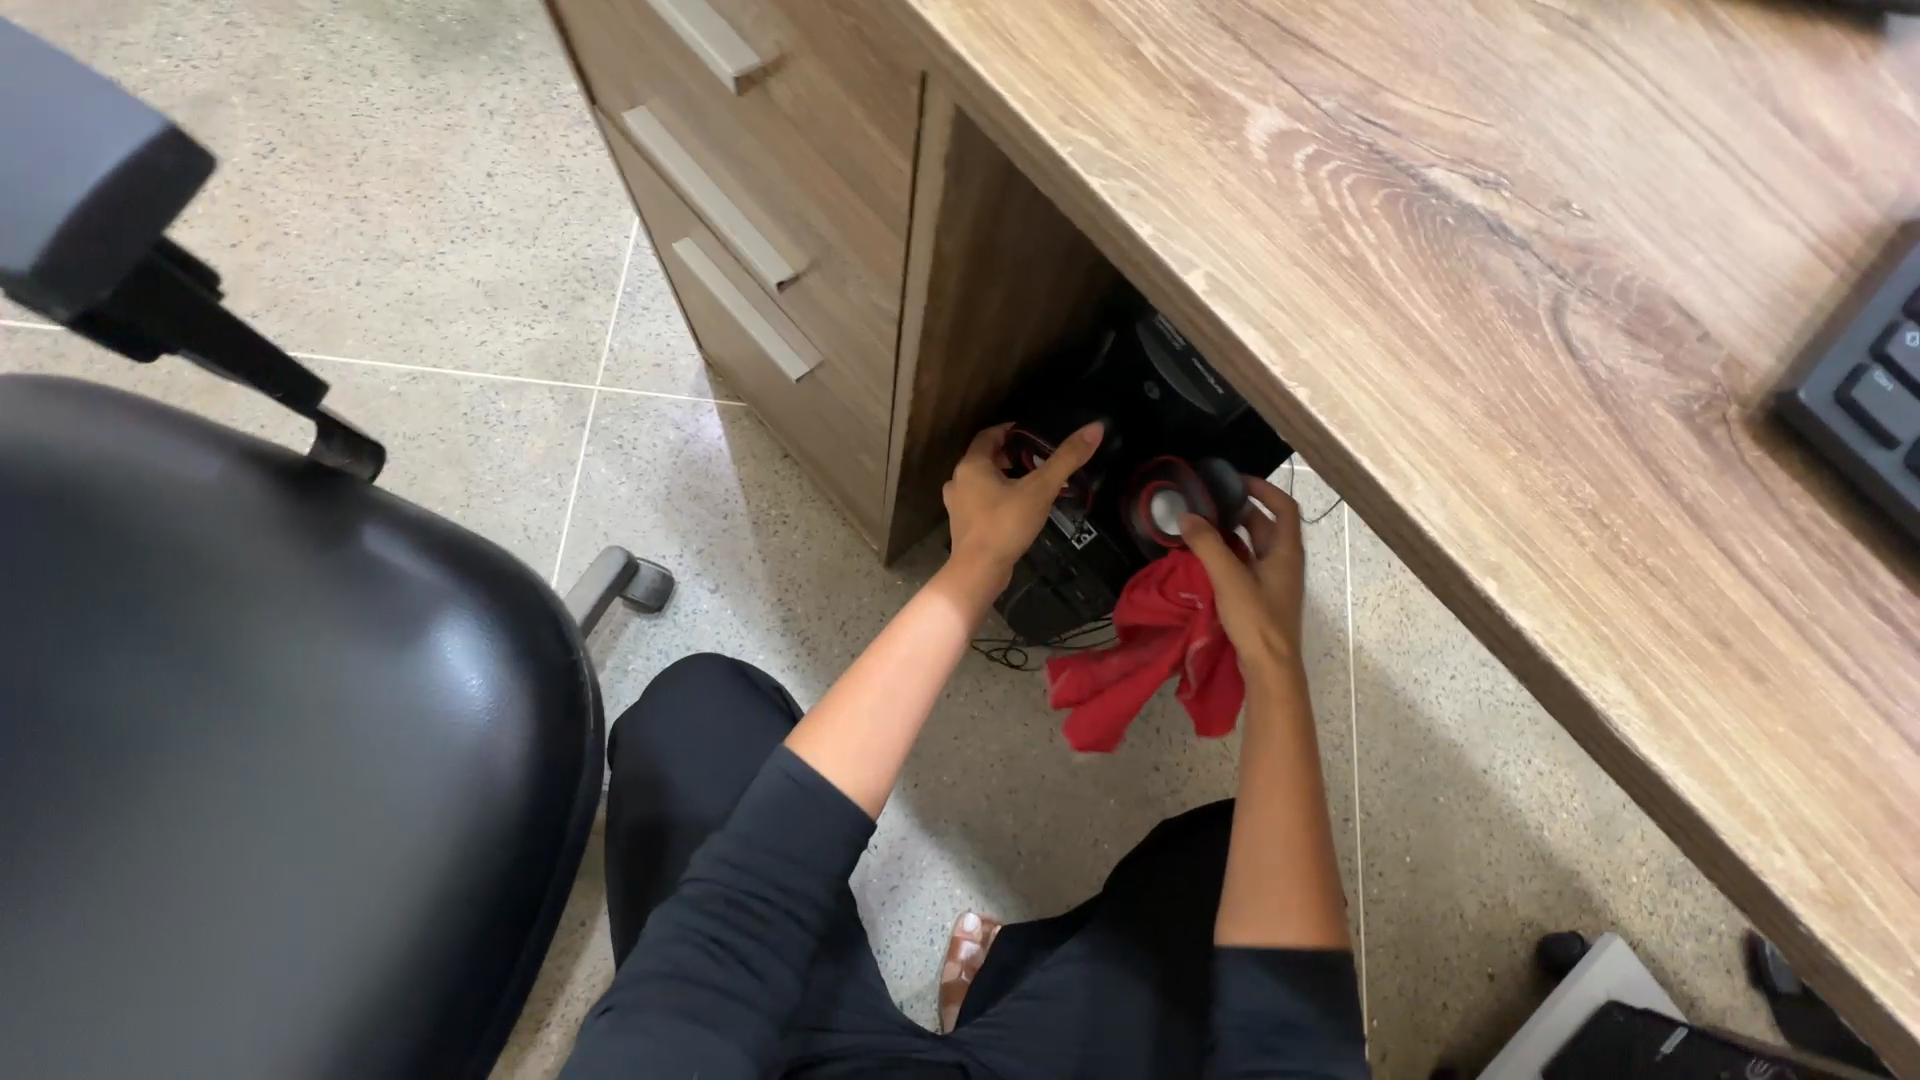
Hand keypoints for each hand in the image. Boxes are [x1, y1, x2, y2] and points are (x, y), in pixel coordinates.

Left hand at [943, 421, 1103, 587]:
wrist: (978, 572)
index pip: (989, 435)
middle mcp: (959, 481)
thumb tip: (1095, 428)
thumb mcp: (1040, 489)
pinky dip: (1000, 498)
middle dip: (1012, 456)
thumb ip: (1066, 459)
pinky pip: (982, 502)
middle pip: (986, 458)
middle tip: (1039, 458)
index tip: (1032, 432)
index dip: (1010, 430)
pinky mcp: (964, 526)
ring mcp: (958, 505)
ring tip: (1034, 483)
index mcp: (971, 465)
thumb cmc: (1006, 525)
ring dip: (1006, 478)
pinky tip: (1020, 509)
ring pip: (983, 482)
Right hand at [1179, 475, 1305, 680]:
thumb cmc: (1257, 620)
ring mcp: (1274, 583)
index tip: (1236, 481)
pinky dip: (1228, 557)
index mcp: (1286, 552)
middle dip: (1240, 511)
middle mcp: (1285, 563)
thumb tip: (1186, 516)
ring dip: (1232, 535)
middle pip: (1266, 526)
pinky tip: (1205, 560)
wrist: (1271, 668)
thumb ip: (1207, 544)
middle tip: (1210, 503)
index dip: (1264, 489)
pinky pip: (1246, 567)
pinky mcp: (1262, 599)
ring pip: (1254, 548)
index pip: (1284, 507)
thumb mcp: (1229, 578)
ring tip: (1202, 527)